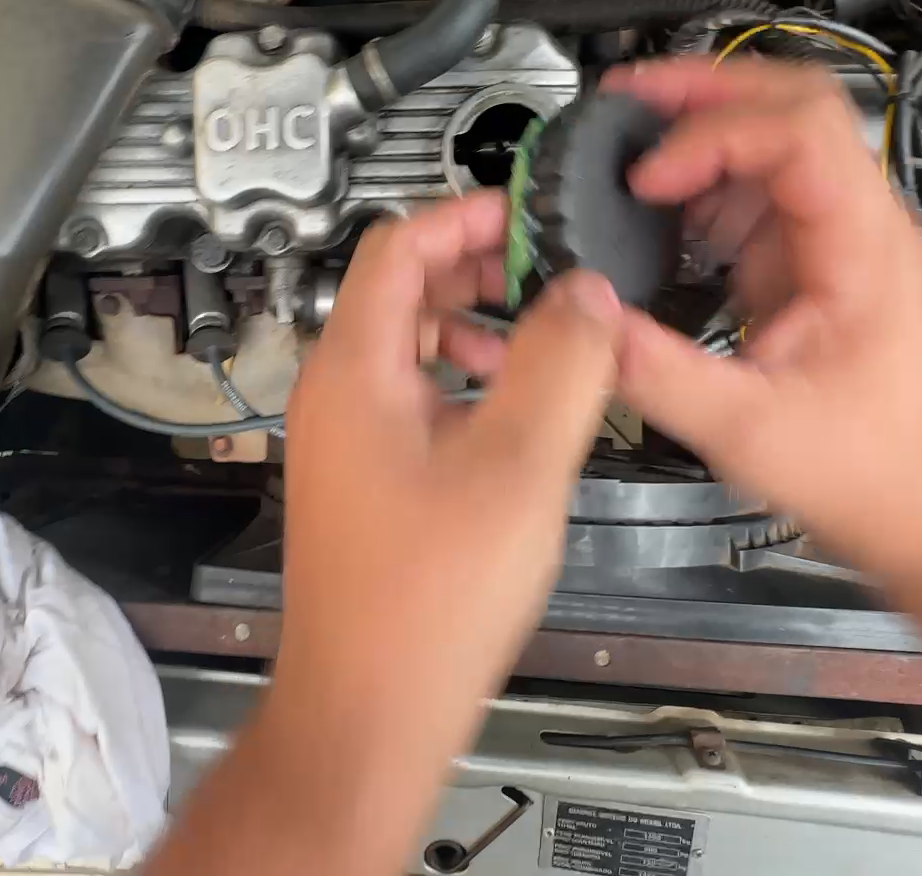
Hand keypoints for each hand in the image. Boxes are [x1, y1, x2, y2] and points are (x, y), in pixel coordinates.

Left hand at [278, 192, 624, 718]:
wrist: (369, 705)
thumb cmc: (428, 598)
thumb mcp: (518, 465)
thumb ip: (559, 364)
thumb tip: (585, 295)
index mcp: (355, 369)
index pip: (397, 248)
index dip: (464, 218)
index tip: (527, 216)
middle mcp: (336, 392)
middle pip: (402, 290)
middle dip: (476, 271)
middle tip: (548, 274)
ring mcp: (345, 434)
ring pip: (410, 344)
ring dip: (473, 326)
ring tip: (539, 339)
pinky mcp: (364, 472)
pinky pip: (412, 395)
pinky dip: (462, 381)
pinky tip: (510, 408)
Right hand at [604, 59, 921, 576]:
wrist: (906, 502)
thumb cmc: (851, 466)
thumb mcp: (744, 426)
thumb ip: (659, 372)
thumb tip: (585, 318)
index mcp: (861, 248)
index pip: (800, 134)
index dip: (713, 136)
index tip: (644, 180)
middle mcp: (851, 223)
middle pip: (791, 106)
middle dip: (702, 91)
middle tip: (619, 98)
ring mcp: (826, 236)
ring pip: (766, 139)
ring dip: (693, 127)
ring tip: (620, 137)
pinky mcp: (798, 258)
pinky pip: (744, 191)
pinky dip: (690, 181)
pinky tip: (646, 202)